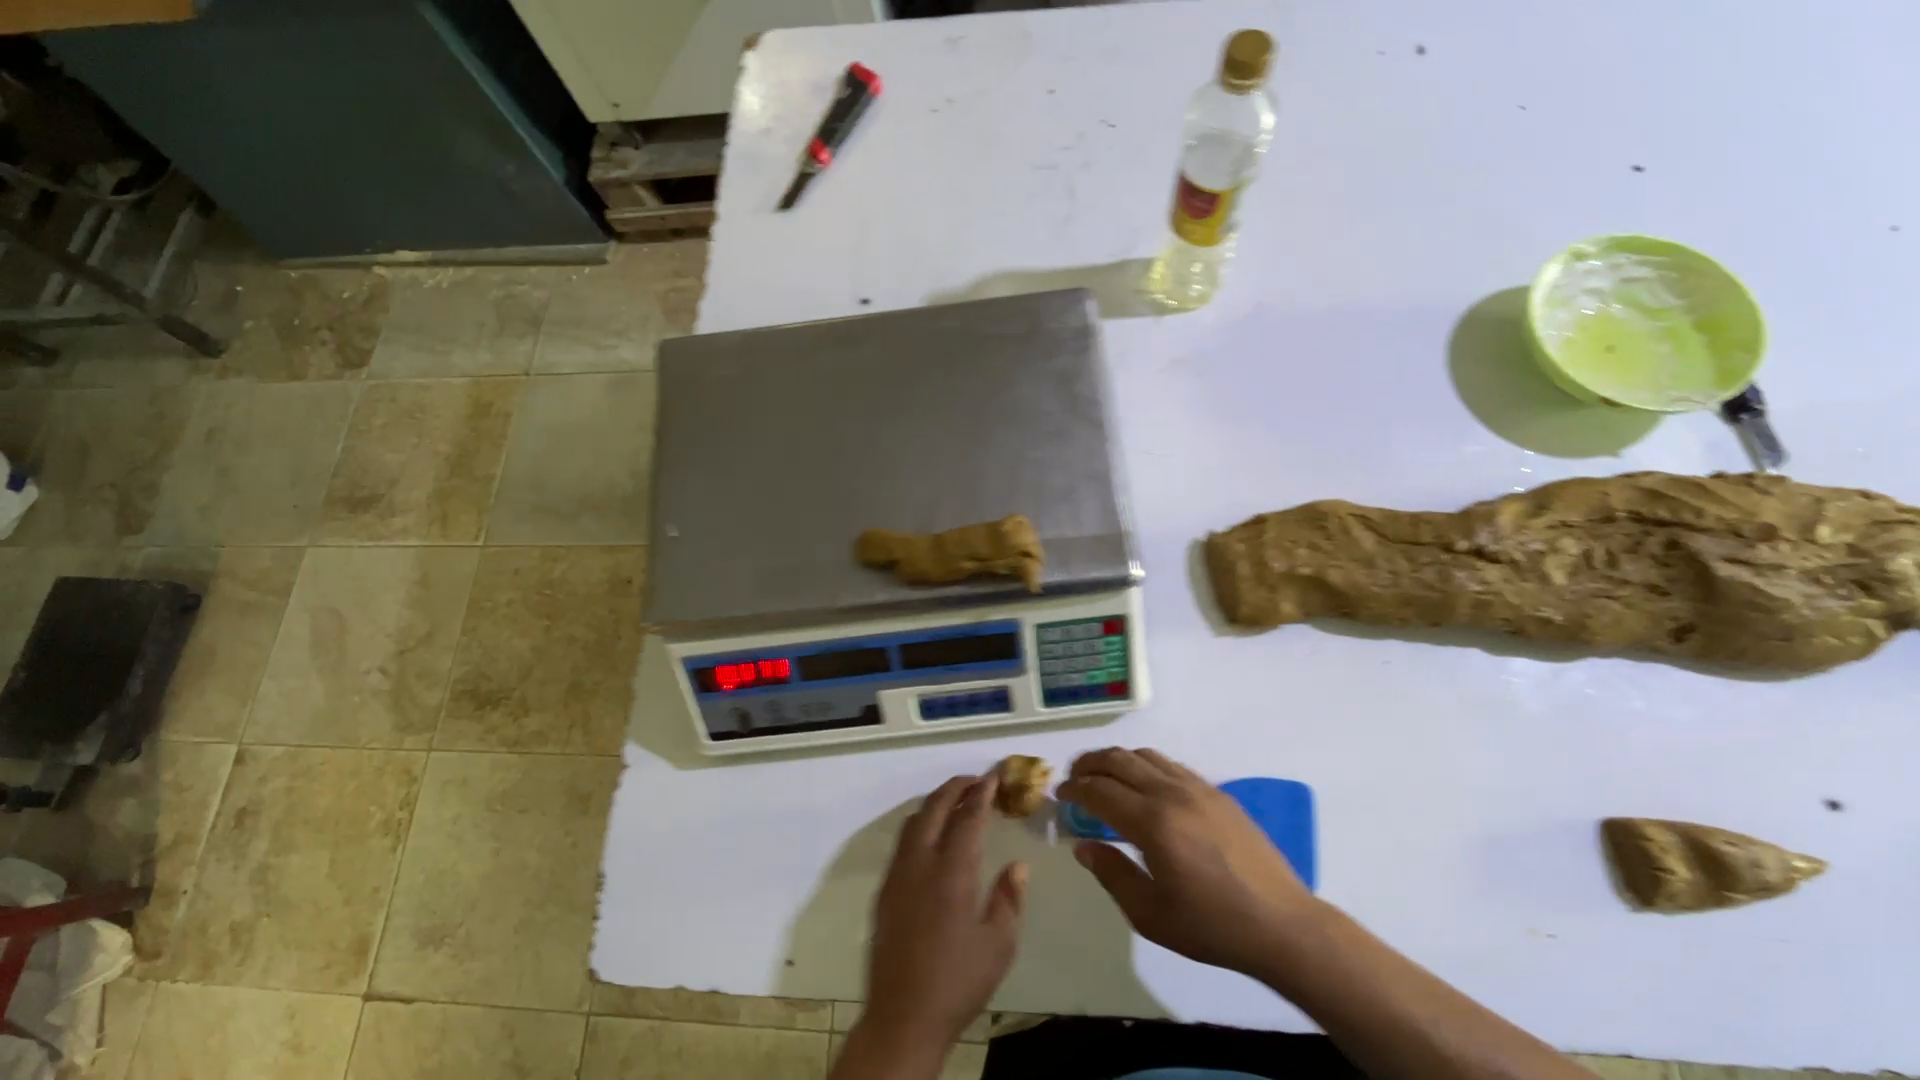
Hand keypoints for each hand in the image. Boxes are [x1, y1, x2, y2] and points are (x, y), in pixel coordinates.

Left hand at [862, 774, 1026, 1047]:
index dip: (981, 794)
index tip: (994, 776)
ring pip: (913, 823)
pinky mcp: (885, 892)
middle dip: (955, 789)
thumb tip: (1018, 866)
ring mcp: (898, 877)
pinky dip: (920, 824)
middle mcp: (920, 865)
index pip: (967, 818)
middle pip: (934, 810)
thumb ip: (1009, 899)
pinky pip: (902, 842)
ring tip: (956, 801)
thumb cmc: (959, 981)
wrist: (904, 1015)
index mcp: (952, 873)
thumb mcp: (999, 944)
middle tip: (976, 780)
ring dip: (935, 804)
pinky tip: (933, 836)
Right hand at [1058, 748, 1319, 977]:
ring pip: (1147, 756)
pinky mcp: (1220, 795)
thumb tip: (1085, 846)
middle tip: (1073, 778)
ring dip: (1118, 760)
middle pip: (1120, 761)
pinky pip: (1172, 766)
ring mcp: (1200, 789)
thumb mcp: (1149, 914)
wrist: (1281, 924)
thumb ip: (1112, 874)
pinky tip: (1144, 787)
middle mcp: (1173, 794)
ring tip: (1104, 777)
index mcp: (1152, 822)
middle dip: (1090, 764)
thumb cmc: (1210, 926)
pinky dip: (1147, 766)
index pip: (1100, 790)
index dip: (1074, 789)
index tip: (1059, 795)